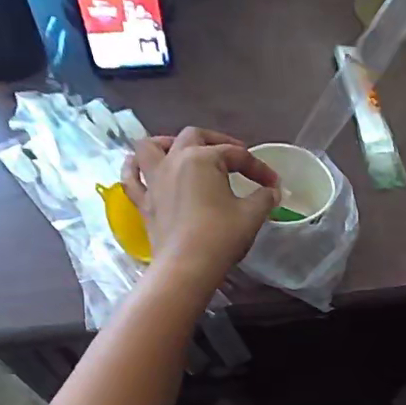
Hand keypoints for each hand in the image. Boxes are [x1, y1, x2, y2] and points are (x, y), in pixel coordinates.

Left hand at [123, 128, 279, 293]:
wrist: (187, 267)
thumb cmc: (221, 237)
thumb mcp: (251, 215)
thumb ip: (264, 197)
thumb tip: (272, 191)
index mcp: (203, 158)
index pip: (236, 155)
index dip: (258, 168)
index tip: (273, 184)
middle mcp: (174, 161)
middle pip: (194, 137)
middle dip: (216, 142)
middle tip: (232, 158)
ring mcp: (154, 180)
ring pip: (151, 147)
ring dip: (165, 143)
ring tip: (179, 150)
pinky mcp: (144, 202)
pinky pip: (131, 178)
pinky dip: (133, 168)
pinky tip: (138, 167)